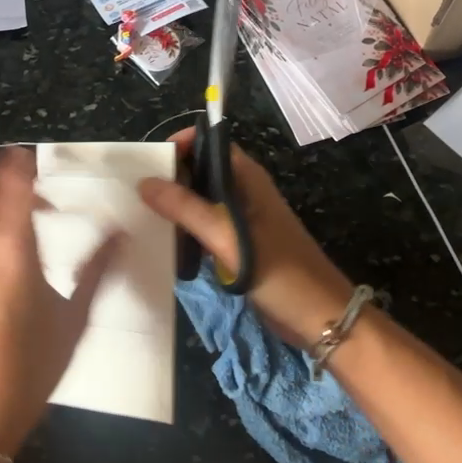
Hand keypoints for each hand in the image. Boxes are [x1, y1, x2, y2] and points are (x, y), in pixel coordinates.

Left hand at [0, 146, 121, 457]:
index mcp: (12, 248)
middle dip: (1, 167)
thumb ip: (96, 270)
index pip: (12, 184)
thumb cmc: (28, 366)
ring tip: (25, 204)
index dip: (22, 162)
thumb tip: (120, 234)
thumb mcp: (72, 320)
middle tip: (30, 168)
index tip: (39, 156)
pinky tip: (10, 243)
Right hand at [138, 128, 356, 347]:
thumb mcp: (228, 238)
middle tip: (139, 192)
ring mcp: (243, 219)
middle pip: (202, 170)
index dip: (181, 144)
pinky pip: (207, 226)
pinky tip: (170, 243)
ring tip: (146, 216)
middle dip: (173, 176)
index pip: (210, 142)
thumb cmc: (280, 272)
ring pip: (202, 199)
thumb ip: (186, 208)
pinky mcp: (241, 244)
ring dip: (178, 205)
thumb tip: (145, 183)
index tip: (151, 161)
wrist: (322, 319)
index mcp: (247, 178)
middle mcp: (244, 191)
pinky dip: (188, 229)